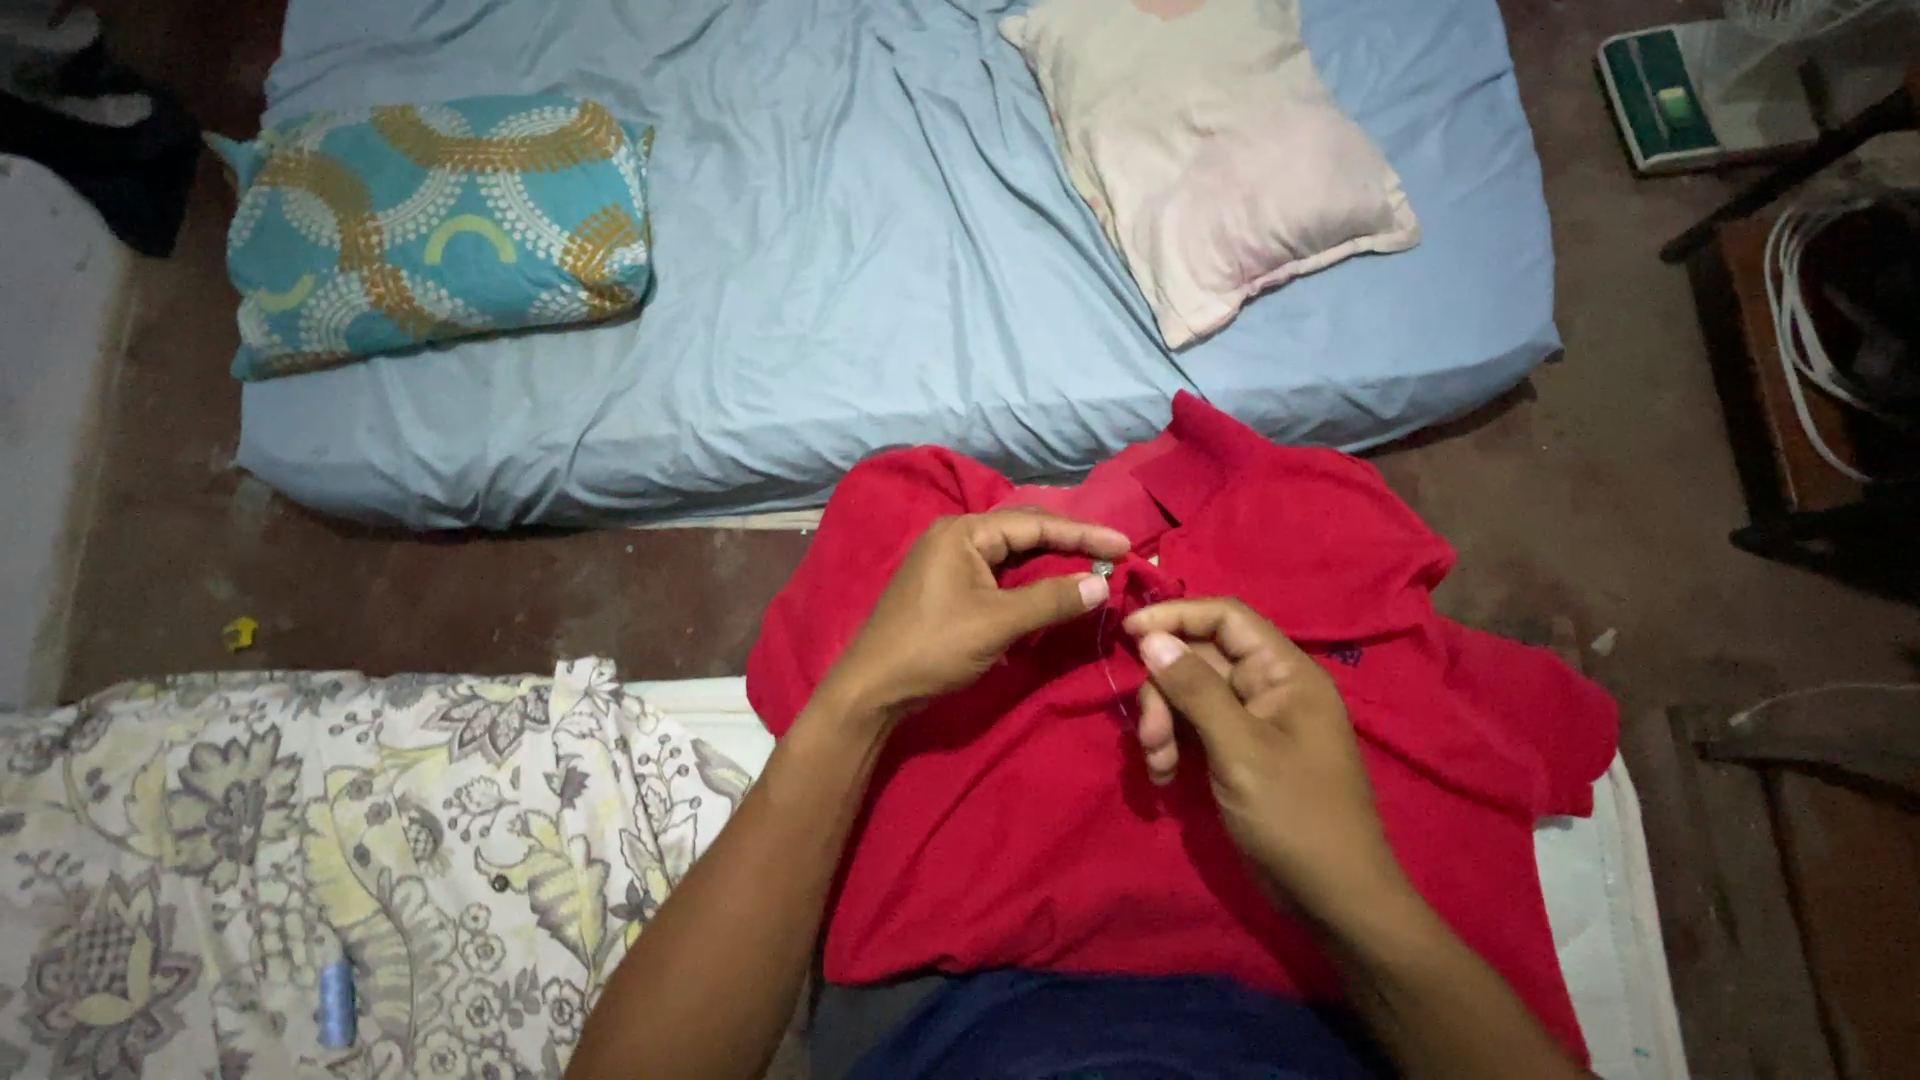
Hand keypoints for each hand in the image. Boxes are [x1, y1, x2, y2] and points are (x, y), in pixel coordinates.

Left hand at [818, 510, 1130, 730]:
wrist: (873, 688)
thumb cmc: (933, 648)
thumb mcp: (998, 624)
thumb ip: (1051, 600)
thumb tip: (1101, 584)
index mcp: (963, 532)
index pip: (1035, 523)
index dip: (1083, 534)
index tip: (1125, 546)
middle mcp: (955, 537)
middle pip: (1024, 533)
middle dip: (1069, 545)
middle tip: (1113, 557)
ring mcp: (948, 563)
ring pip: (1012, 557)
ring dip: (1050, 566)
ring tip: (1091, 573)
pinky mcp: (947, 589)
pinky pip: (997, 577)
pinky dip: (1026, 586)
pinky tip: (1049, 595)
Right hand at [1124, 598, 1412, 929]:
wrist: (1332, 899)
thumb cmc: (1295, 816)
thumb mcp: (1240, 750)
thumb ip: (1195, 688)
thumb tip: (1151, 637)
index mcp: (1285, 673)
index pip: (1226, 617)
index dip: (1176, 616)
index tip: (1128, 633)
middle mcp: (1268, 687)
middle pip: (1198, 659)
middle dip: (1164, 692)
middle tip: (1150, 737)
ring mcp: (1251, 721)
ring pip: (1188, 695)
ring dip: (1163, 724)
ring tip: (1160, 765)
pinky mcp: (1236, 752)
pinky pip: (1192, 729)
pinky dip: (1173, 747)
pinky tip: (1166, 778)